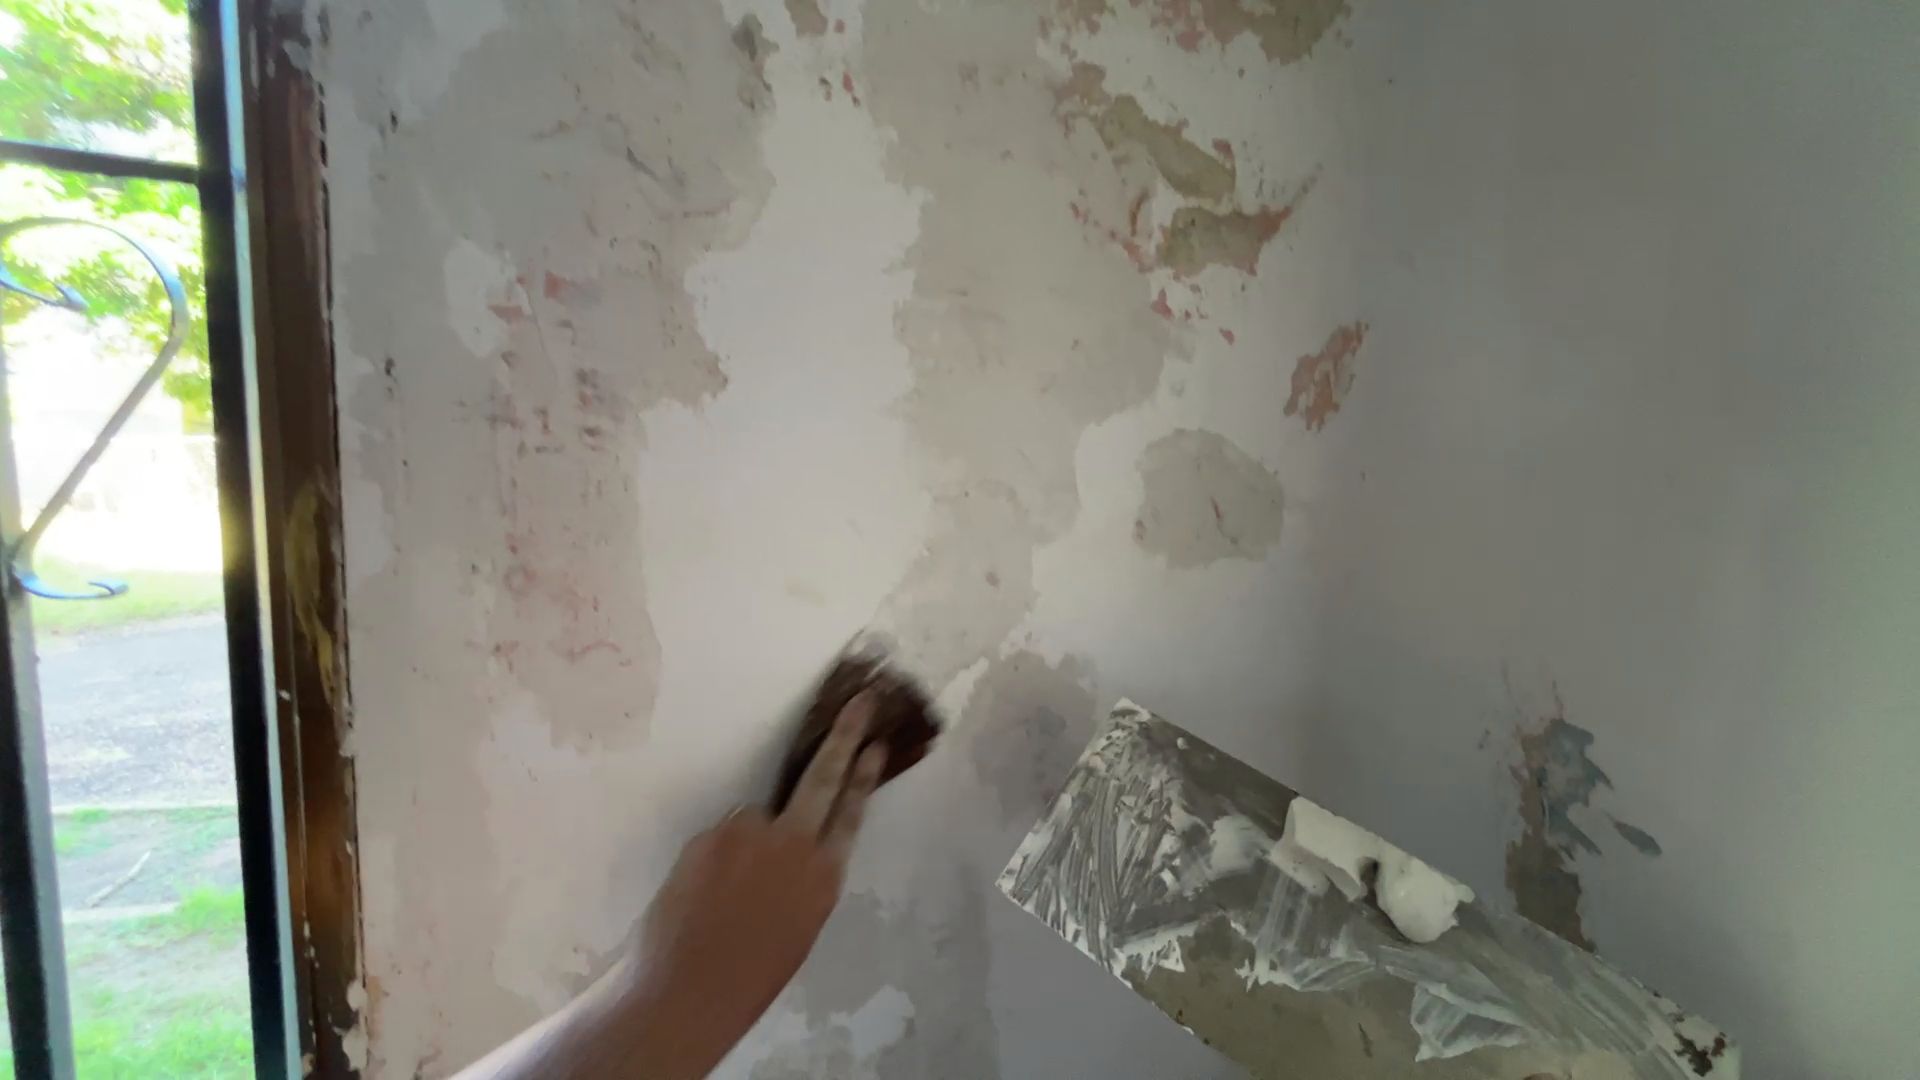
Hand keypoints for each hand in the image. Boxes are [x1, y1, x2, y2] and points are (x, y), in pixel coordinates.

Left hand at [621, 693, 888, 1075]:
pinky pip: (720, 836)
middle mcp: (794, 843)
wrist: (685, 992)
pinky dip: (715, 856)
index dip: (864, 775)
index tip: (875, 743)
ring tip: (724, 888)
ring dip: (746, 841)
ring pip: (755, 818)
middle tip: (860, 701)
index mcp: (824, 875)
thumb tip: (799, 846)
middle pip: (823, 777)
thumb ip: (807, 876)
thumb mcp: (802, 926)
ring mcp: (751, 832)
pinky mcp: (711, 833)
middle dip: (844, 735)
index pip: (852, 812)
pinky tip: (703, 891)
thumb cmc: (751, 974)